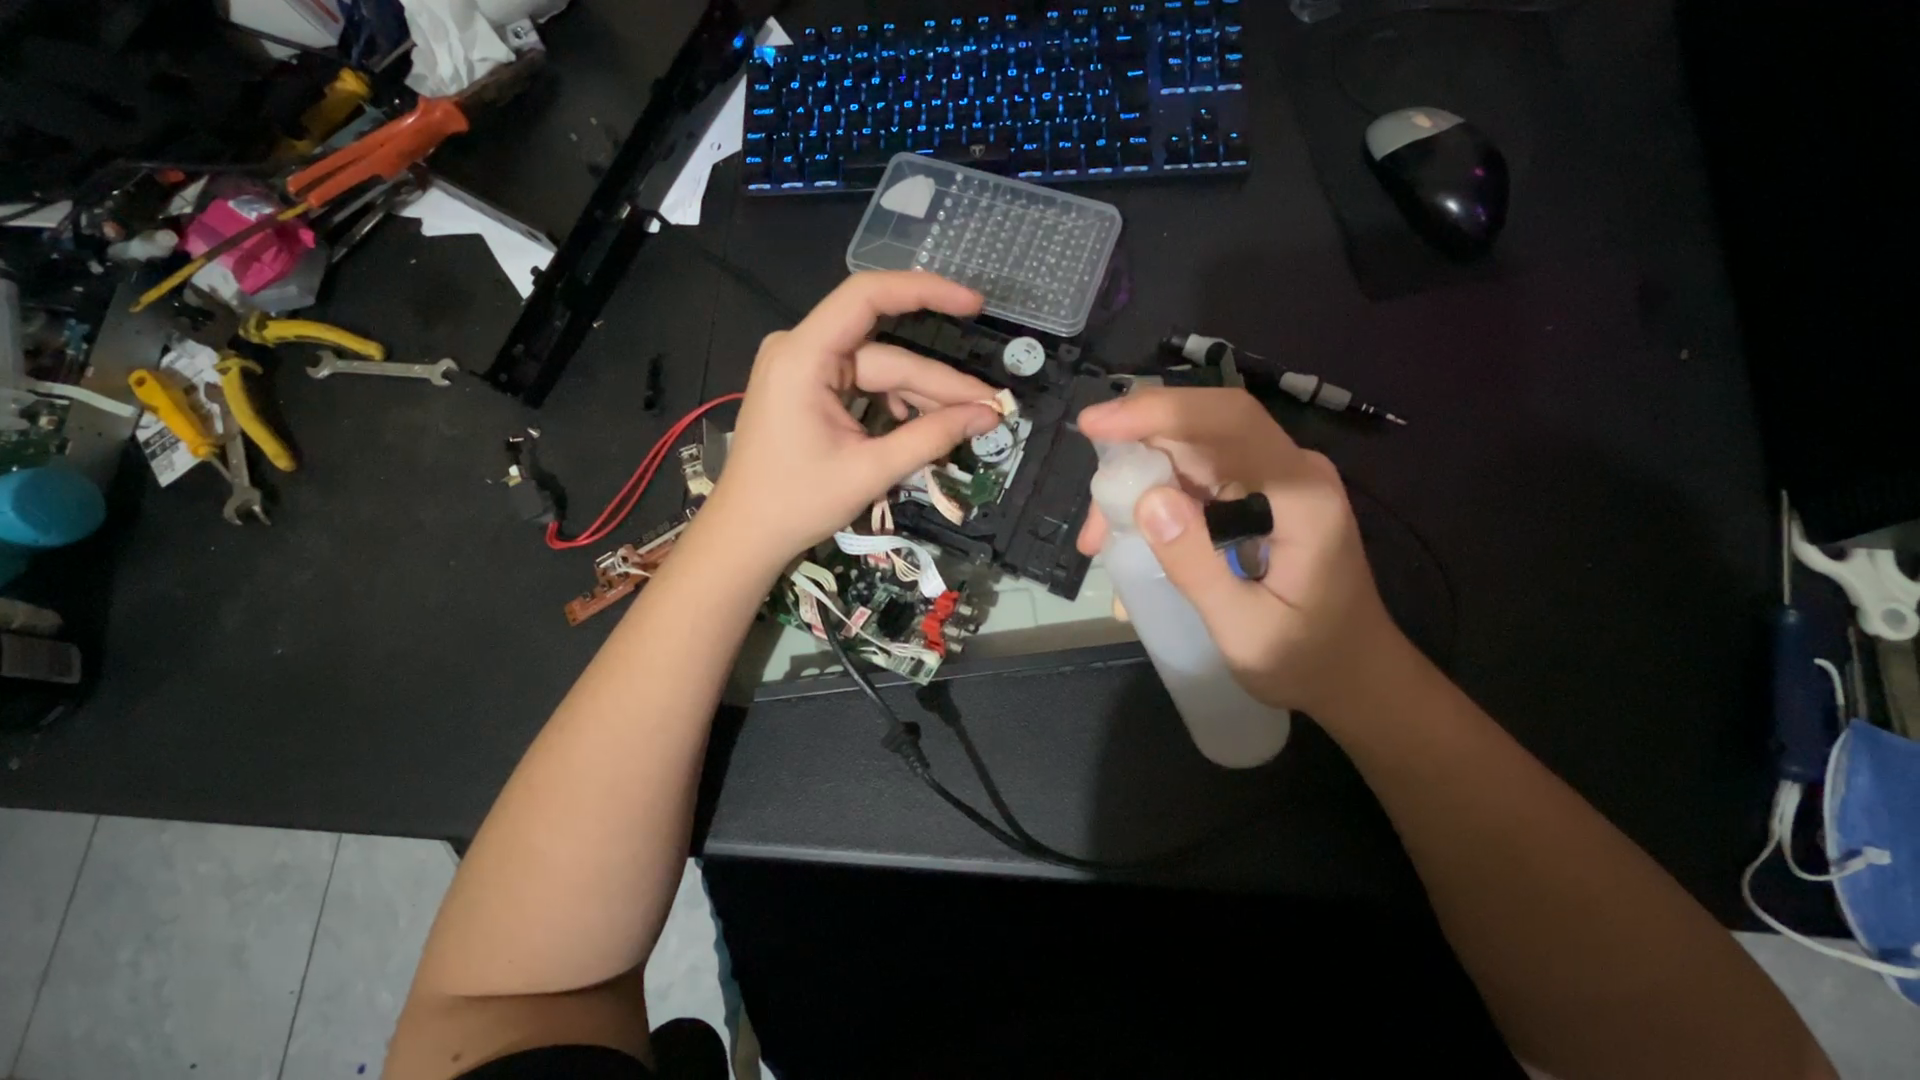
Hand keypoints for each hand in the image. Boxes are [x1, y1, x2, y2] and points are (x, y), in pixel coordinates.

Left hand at [703, 271, 1002, 566]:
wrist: (746, 534)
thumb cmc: (797, 504)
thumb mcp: (870, 470)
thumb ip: (931, 437)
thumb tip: (988, 415)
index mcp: (803, 357)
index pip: (868, 298)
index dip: (925, 291)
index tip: (975, 305)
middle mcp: (800, 349)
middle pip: (886, 353)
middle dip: (938, 383)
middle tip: (990, 407)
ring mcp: (802, 368)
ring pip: (880, 371)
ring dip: (922, 397)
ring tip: (970, 421)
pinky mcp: (808, 388)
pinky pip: (863, 385)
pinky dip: (896, 404)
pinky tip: (926, 425)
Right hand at [1076, 387, 1399, 713]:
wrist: (1355, 675)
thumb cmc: (1307, 659)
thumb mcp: (1245, 629)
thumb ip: (1197, 565)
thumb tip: (1146, 499)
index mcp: (1300, 494)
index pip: (1229, 420)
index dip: (1159, 410)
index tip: (1095, 426)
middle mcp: (1289, 472)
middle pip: (1199, 433)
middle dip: (1133, 462)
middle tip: (1092, 526)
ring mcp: (1274, 483)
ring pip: (1189, 456)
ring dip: (1138, 489)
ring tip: (1101, 545)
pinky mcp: (1259, 499)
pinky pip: (1196, 482)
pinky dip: (1156, 505)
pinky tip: (1132, 549)